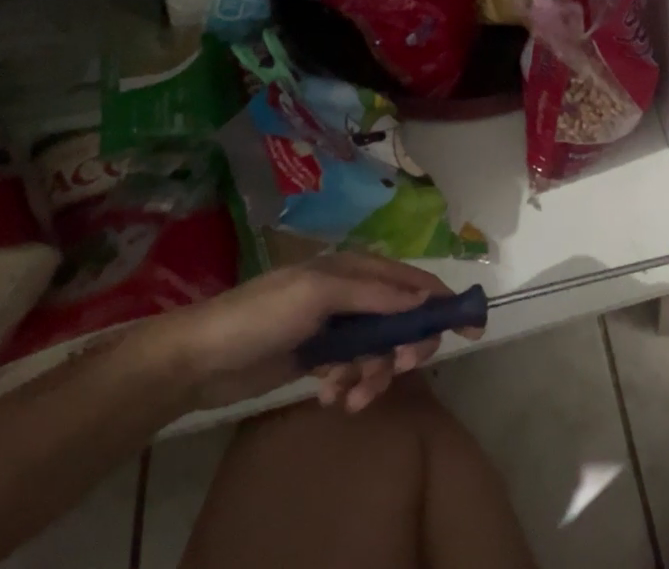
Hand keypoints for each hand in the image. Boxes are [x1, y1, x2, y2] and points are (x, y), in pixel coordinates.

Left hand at [133, 253, 483, 413]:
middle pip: (405, 321)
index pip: (416, 284)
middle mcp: (354, 296)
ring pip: (381, 351)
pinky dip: (349, 384)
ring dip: (373, 375)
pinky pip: (354, 370)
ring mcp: (337, 327)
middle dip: (405, 348)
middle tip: (396, 371)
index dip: (446, 303)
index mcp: (357, 271)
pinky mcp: (321, 356)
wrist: (195, 359)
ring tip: (349, 396)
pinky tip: (329, 395)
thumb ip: (375, 296)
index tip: (473, 330)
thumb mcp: (319, 296)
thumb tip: (425, 301)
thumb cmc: (259, 317)